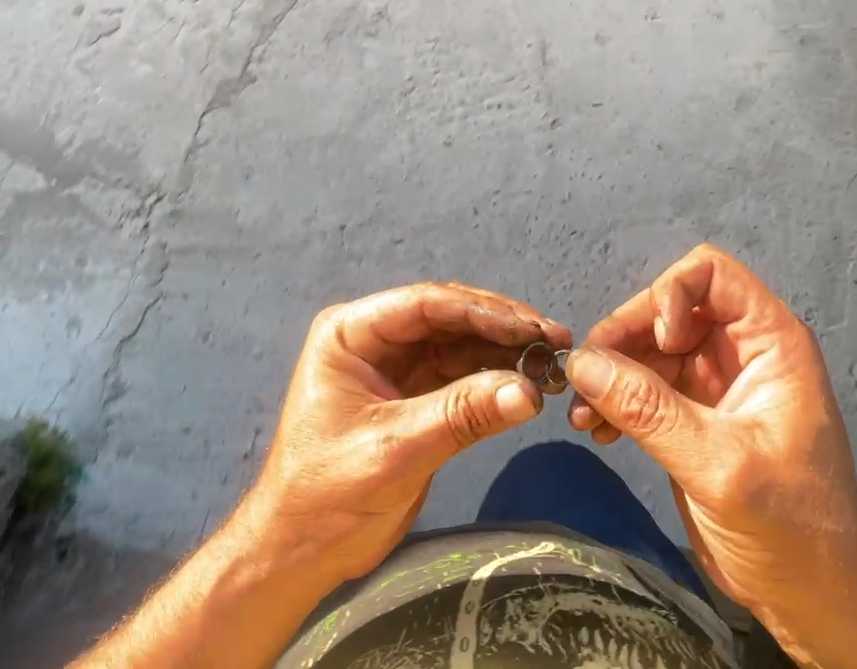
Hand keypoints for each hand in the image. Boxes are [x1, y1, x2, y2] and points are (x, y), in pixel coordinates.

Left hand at [243, 282, 569, 583]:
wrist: (300, 552)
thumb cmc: (328, 492)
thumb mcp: (396, 449)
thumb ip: (462, 414)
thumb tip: (531, 391)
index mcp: (352, 333)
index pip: (425, 304)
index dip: (482, 311)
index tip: (531, 327)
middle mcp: (376, 338)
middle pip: (448, 317)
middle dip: (501, 326)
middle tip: (555, 339)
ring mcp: (397, 365)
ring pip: (461, 343)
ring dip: (505, 351)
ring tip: (553, 362)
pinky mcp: (416, 395)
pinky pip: (463, 375)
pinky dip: (496, 378)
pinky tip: (530, 383)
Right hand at [565, 245, 856, 668]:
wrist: (815, 602)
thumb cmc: (791, 528)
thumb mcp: (719, 466)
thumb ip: (649, 410)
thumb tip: (581, 363)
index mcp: (768, 342)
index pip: (710, 274)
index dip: (671, 295)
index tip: (655, 346)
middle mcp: (739, 351)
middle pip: (666, 309)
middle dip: (624, 339)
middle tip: (586, 380)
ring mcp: (713, 385)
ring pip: (647, 349)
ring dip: (610, 374)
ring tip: (585, 418)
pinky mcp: (691, 419)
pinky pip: (642, 388)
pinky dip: (615, 402)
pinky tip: (599, 432)